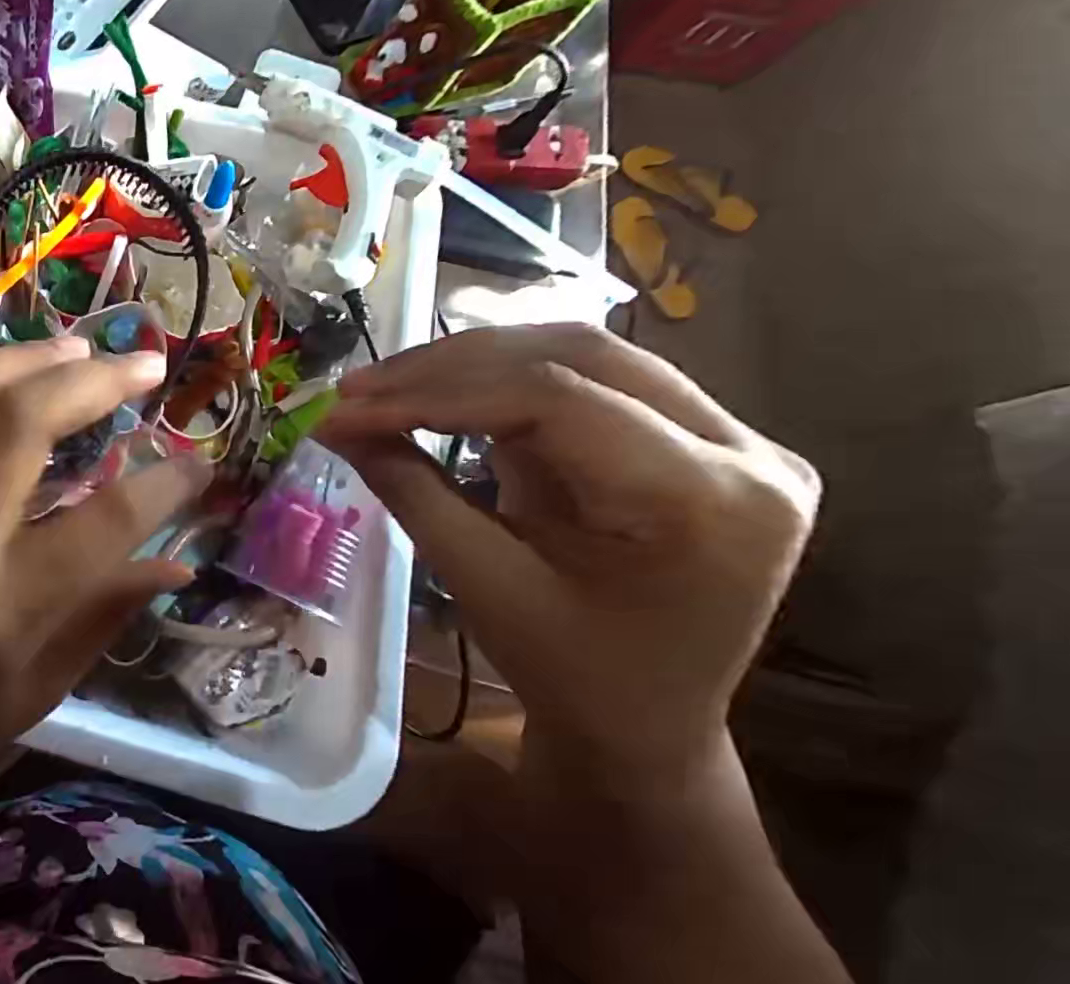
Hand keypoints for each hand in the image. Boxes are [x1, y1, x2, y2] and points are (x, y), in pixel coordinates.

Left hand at [0, 338, 209, 864]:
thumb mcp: (39, 689)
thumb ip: (108, 611)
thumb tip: (178, 560)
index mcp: (3, 605)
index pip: (105, 522)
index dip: (162, 483)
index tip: (198, 460)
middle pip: (23, 426)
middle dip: (93, 382)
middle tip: (143, 363)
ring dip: (28, 361)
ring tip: (79, 348)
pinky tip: (5, 372)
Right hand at [318, 324, 818, 785]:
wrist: (644, 725)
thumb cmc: (571, 675)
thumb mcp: (485, 586)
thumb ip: (412, 492)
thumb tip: (337, 425)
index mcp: (710, 500)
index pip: (555, 400)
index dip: (436, 394)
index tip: (349, 408)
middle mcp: (744, 450)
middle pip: (576, 356)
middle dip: (451, 365)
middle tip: (362, 388)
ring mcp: (727, 438)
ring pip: (579, 355)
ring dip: (473, 364)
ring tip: (390, 386)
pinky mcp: (691, 438)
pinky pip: (584, 382)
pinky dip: (500, 384)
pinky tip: (441, 396)